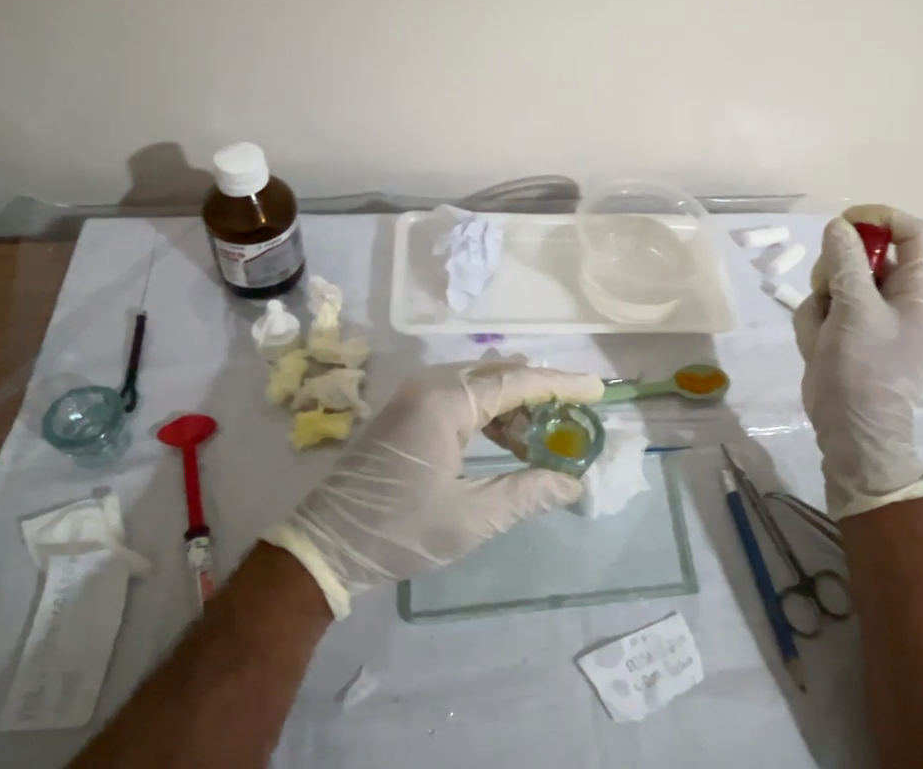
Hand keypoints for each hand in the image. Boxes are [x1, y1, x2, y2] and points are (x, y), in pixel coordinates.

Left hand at [263, 361, 602, 618]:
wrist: (324, 547)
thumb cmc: (399, 530)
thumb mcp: (471, 518)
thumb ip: (528, 493)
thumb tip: (573, 483)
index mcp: (446, 401)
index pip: (518, 380)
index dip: (561, 384)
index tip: (598, 389)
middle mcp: (431, 384)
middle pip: (501, 374)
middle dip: (541, 393)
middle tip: (576, 416)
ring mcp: (415, 395)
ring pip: (482, 384)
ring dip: (516, 406)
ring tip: (546, 439)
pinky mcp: (407, 412)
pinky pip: (462, 397)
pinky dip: (491, 414)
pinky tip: (509, 442)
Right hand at [793, 205, 922, 519]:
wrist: (851, 431)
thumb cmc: (864, 370)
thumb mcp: (856, 310)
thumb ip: (847, 262)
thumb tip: (839, 226)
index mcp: (919, 289)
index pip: (912, 232)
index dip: (881, 219)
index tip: (846, 224)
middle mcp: (898, 296)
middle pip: (865, 252)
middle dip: (837, 268)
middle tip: (829, 287)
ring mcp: (870, 314)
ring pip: (836, 279)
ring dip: (821, 299)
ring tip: (825, 330)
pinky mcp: (846, 330)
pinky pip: (823, 306)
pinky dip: (815, 322)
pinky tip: (818, 345)